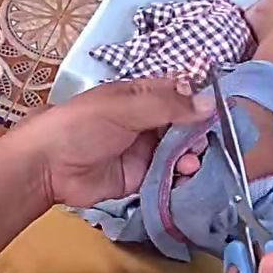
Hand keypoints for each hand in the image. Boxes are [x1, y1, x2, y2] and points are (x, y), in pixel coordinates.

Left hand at [10, 77, 212, 208]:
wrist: (47, 166)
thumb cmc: (82, 125)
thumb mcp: (125, 107)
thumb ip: (167, 106)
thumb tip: (209, 104)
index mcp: (141, 96)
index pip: (180, 94)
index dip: (201, 101)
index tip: (225, 111)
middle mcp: (147, 121)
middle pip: (185, 125)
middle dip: (199, 134)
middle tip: (204, 144)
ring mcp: (144, 150)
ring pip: (180, 151)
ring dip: (191, 156)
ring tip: (191, 164)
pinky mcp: (141, 177)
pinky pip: (168, 176)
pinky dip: (181, 177)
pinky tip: (186, 178)